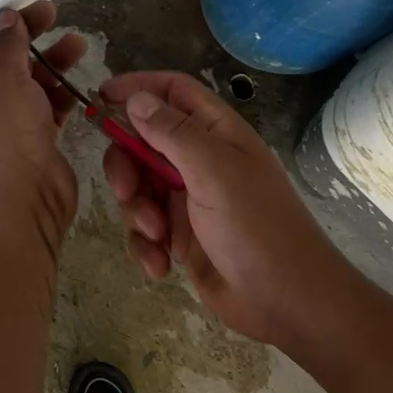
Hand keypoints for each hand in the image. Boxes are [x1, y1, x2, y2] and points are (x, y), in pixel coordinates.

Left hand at [0, 2, 86, 248]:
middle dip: (33, 37)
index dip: (9, 21)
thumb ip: (9, 43)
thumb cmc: (4, 132)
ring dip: (53, 62)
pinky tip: (80, 80)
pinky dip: (63, 92)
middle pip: (10, 58)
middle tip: (57, 14)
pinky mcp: (37, 139)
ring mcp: (11, 121)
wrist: (21, 202)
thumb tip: (6, 16)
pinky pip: (50, 106)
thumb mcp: (3, 76)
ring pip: (33, 81)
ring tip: (80, 44)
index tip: (35, 4)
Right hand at [99, 71, 355, 347]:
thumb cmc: (258, 227)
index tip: (101, 96)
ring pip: (139, 185)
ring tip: (156, 235)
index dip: (138, 86)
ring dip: (136, 209)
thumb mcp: (214, 172)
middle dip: (126, 163)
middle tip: (123, 189)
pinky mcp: (181, 236)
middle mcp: (200, 159)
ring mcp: (189, 199)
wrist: (291, 306)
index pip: (172, 91)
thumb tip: (136, 97)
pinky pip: (145, 227)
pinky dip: (145, 244)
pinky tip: (160, 265)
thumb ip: (172, 132)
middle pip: (143, 140)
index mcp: (215, 133)